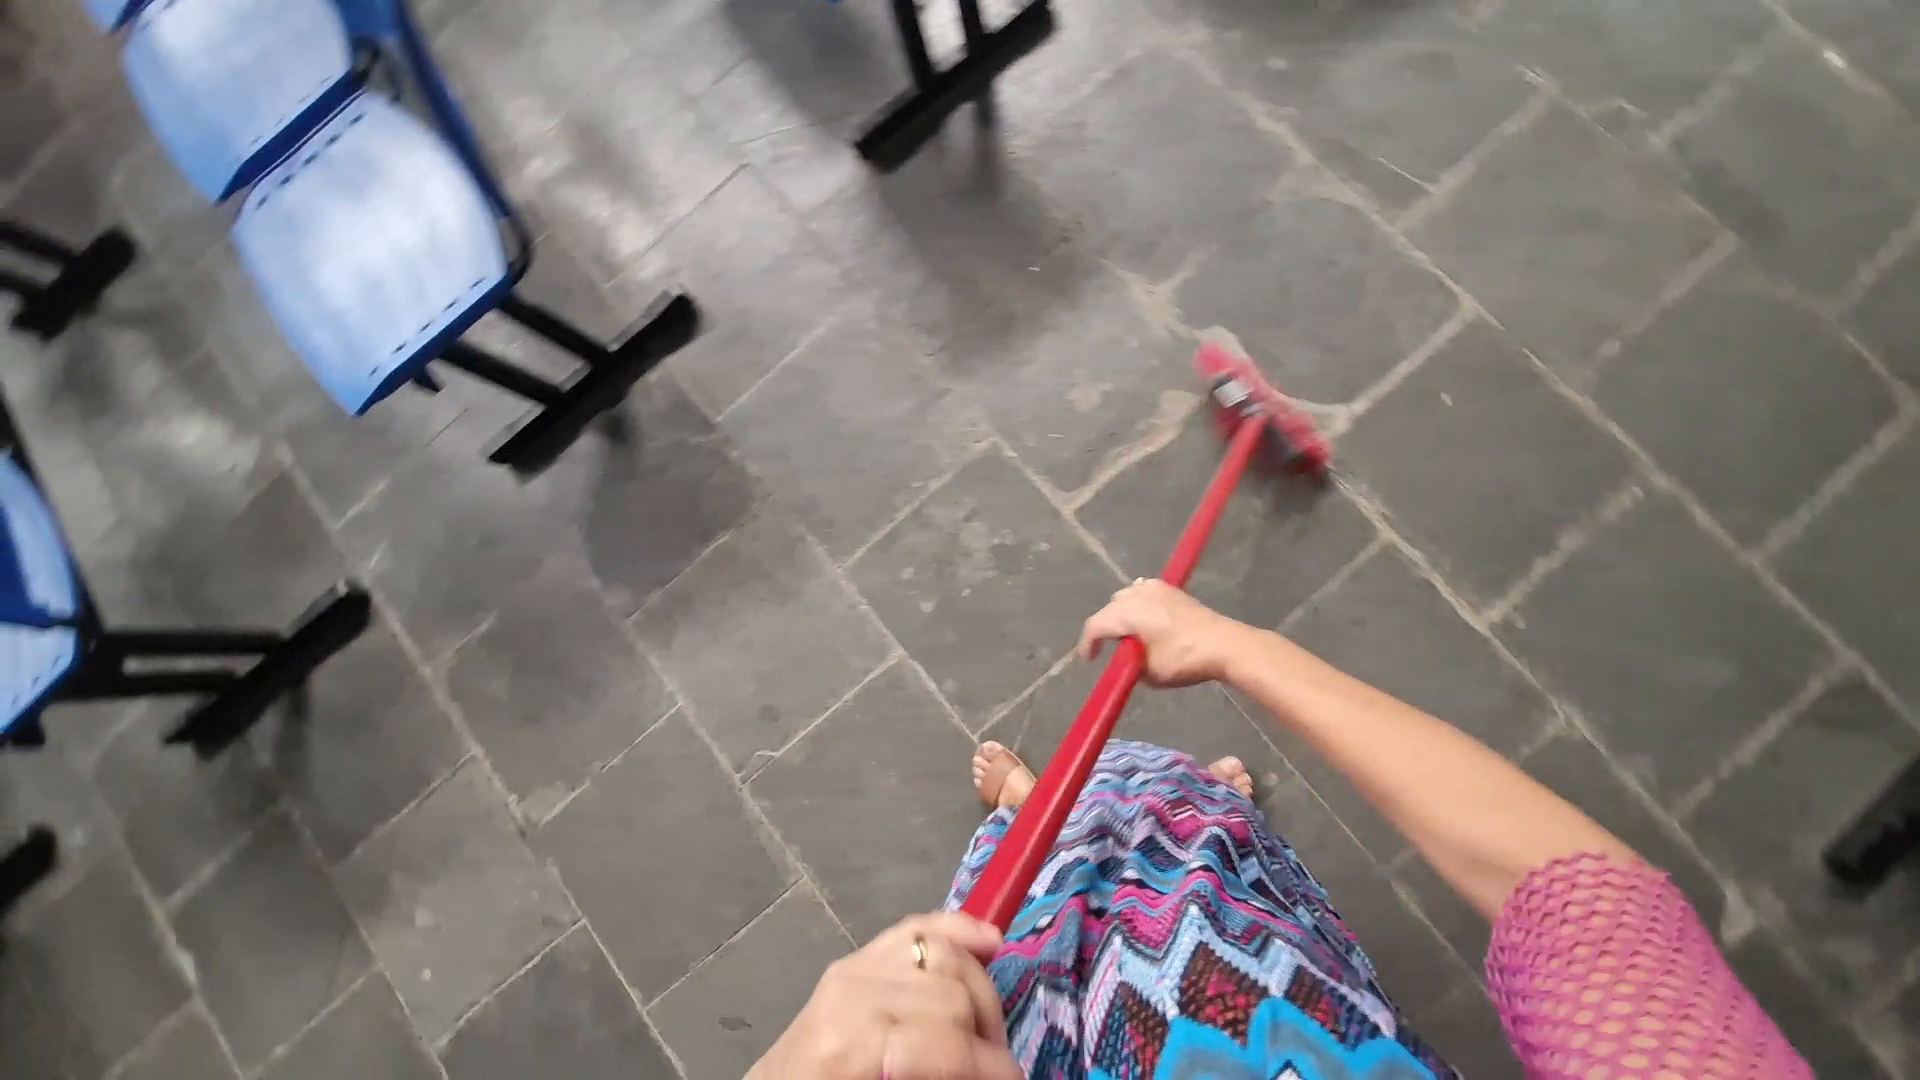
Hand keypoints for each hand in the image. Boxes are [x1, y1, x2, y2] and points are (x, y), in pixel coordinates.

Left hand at [748, 913, 1019, 1079]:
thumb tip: (990, 1070)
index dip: (988, 1065)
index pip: (943, 1039)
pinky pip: (916, 929)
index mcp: (850, 1044)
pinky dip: (957, 931)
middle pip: (949, 993)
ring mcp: (853, 964)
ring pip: (942, 953)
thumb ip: (936, 1074)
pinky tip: (990, 941)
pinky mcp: (857, 956)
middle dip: (988, 1030)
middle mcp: (852, 991)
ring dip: (979, 991)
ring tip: (990, 1031)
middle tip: (1002, 1066)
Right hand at [1077, 579, 1253, 687]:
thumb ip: (1129, 664)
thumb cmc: (1184, 660)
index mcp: (1127, 613)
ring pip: (1125, 597)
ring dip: (1120, 614)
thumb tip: (1127, 660)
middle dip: (1105, 627)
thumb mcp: (1149, 673)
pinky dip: (1137, 604)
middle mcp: (1136, 595)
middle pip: (1109, 609)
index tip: (1088, 659)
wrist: (1225, 644)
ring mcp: (1155, 588)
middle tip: (1108, 648)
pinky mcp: (1171, 589)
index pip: (1096, 625)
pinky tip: (1144, 617)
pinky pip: (1142, 592)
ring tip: (1126, 633)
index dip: (1088, 643)